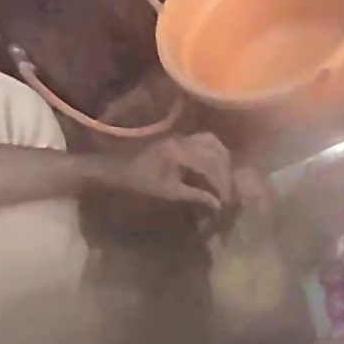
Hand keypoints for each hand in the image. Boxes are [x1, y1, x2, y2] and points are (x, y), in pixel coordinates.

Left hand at [111, 132, 232, 209]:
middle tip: (227, 193)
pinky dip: (215, 155)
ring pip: (212, 144)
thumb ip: (195, 196)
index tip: (224, 202)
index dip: (221, 185)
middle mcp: (182, 140)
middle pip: (215, 153)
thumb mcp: (169, 193)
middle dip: (224, 174)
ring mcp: (180, 137)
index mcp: (180, 152)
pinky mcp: (178, 140)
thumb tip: (218, 205)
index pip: (210, 166)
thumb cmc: (140, 182)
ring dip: (223, 162)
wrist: (116, 169)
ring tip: (225, 181)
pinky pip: (204, 142)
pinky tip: (216, 169)